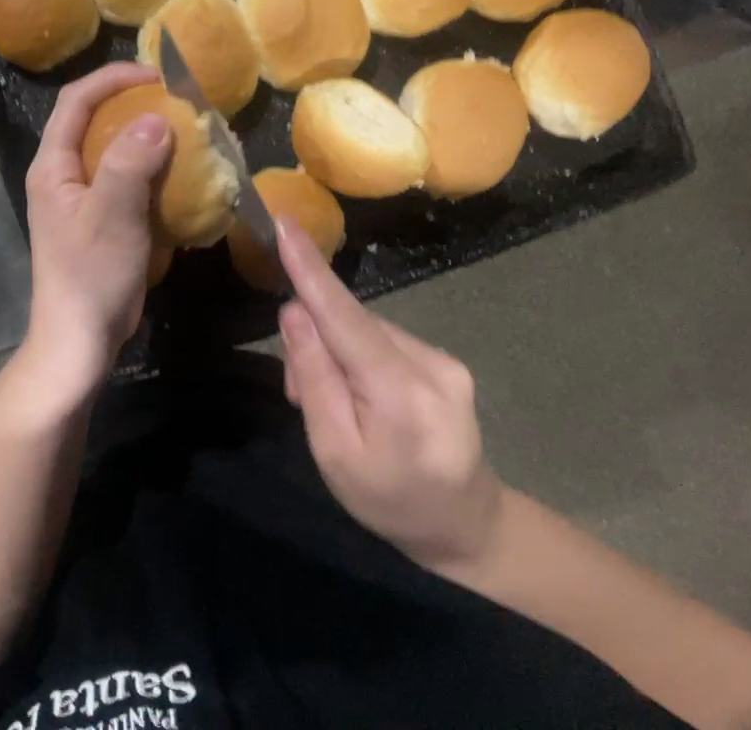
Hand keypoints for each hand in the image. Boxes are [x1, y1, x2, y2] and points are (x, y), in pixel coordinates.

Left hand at [22, 62, 172, 388]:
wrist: (80, 338)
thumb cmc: (90, 276)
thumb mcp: (112, 215)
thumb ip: (130, 163)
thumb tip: (157, 117)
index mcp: (52, 167)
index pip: (75, 101)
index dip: (113, 79)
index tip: (158, 77)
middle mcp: (62, 176)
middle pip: (94, 122)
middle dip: (135, 105)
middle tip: (179, 103)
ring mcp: (81, 201)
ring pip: (114, 152)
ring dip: (148, 139)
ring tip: (188, 133)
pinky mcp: (101, 222)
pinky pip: (127, 183)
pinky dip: (154, 173)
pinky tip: (183, 176)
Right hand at [275, 219, 506, 568]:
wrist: (465, 526)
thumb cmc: (388, 500)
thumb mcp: (334, 451)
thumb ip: (314, 379)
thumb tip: (295, 313)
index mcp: (401, 393)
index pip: (344, 317)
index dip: (311, 271)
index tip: (285, 225)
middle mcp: (431, 364)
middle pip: (349, 326)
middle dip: (313, 345)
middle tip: (299, 398)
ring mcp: (445, 362)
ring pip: (364, 333)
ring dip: (335, 356)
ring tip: (333, 408)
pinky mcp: (447, 364)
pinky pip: (383, 343)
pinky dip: (357, 360)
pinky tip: (359, 399)